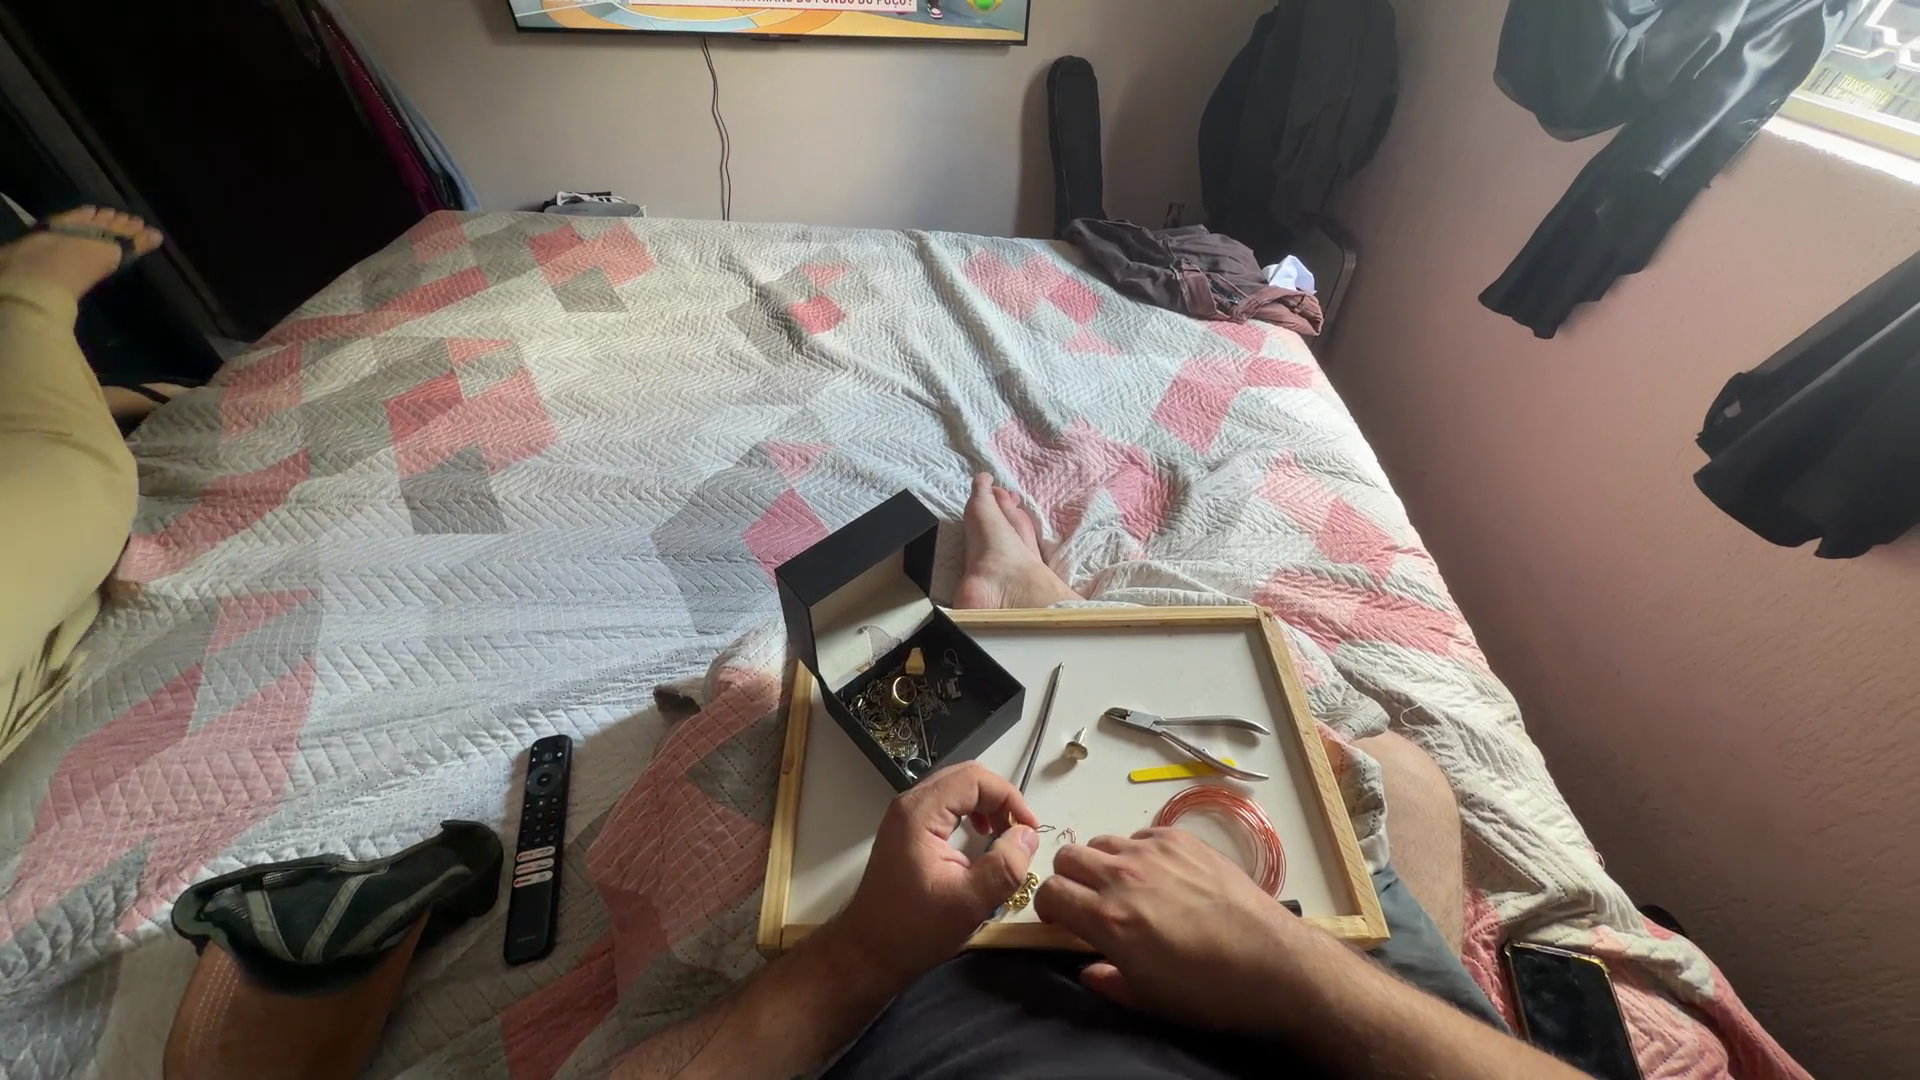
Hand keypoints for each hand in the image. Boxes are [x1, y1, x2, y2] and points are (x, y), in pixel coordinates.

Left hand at [833, 762, 1040, 987]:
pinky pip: (946, 804)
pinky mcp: (908, 828)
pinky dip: (970, 812)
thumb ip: (1004, 866)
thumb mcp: (969, 903)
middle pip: (965, 776)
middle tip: (1019, 831)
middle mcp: (910, 803)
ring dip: (986, 804)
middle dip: (999, 798)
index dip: (1008, 797)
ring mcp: (906, 814)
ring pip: (956, 788)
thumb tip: (1028, 835)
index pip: (974, 779)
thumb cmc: (914, 931)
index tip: (1028, 829)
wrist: (867, 953)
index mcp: (920, 813)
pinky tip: (980, 837)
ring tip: (1003, 835)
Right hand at [1035, 827, 1345, 1035]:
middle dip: (1069, 878)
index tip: (1060, 919)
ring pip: (1102, 842)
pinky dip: (1139, 852)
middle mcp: (1121, 875)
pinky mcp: (1179, 837)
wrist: (1272, 962)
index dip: (1048, 906)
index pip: (1050, 892)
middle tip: (1088, 899)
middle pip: (1068, 856)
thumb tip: (1087, 970)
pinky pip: (1141, 835)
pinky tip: (1161, 875)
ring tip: (1126, 885)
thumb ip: (1108, 981)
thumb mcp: (1150, 1001)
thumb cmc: (1209, 991)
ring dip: (1102, 862)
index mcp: (1107, 917)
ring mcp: (1151, 851)